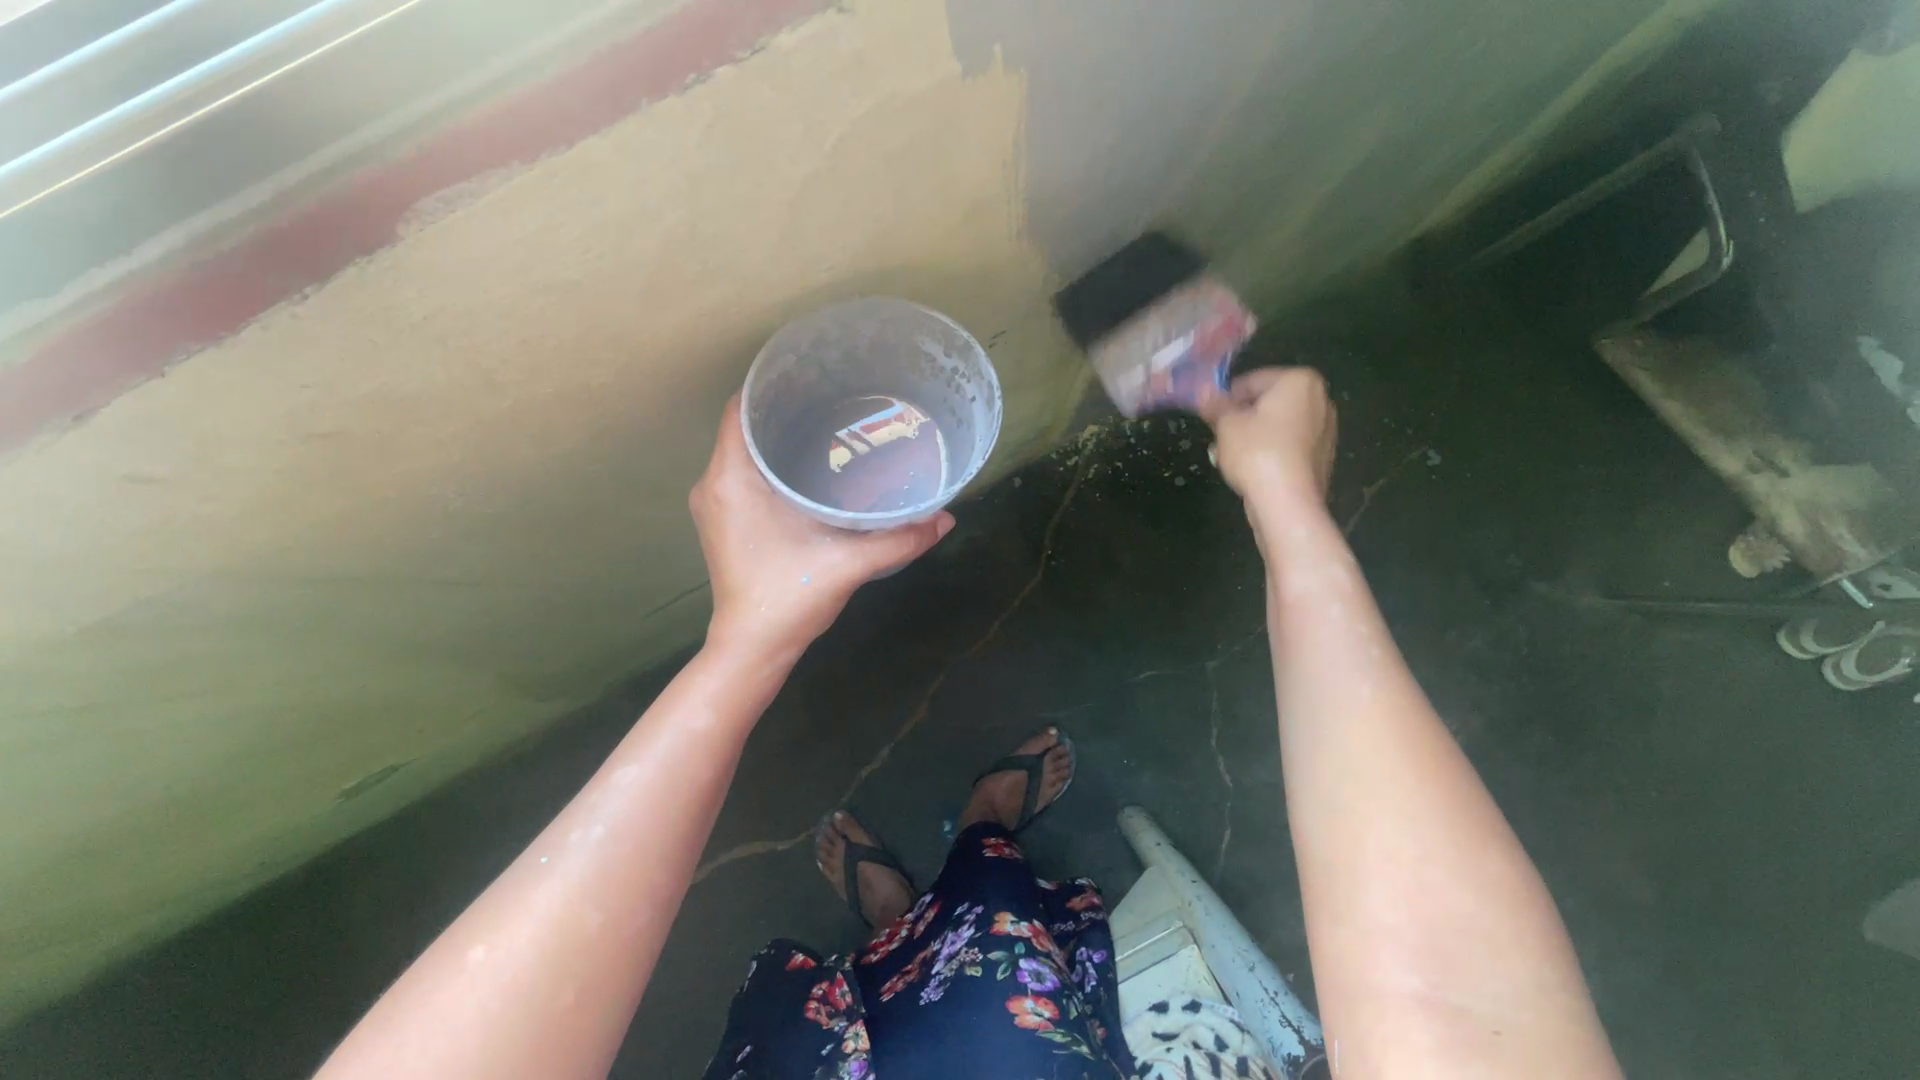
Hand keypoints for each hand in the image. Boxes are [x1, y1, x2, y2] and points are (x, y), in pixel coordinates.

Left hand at [690, 396, 954, 660]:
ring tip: (827, 424)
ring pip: (743, 451)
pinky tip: (810, 467)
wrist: (752, 648)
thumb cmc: (788, 598)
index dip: (773, 384)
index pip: (741, 407)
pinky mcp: (723, 522)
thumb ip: (900, 539)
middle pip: (744, 426)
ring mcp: (714, 505)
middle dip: (785, 408)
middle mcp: (713, 484)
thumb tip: (946, 518)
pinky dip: (771, 463)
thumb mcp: (849, 563)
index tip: (813, 374)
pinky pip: (744, 473)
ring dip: (778, 436)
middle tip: (834, 397)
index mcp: (731, 479)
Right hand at [1199, 367, 1337, 500]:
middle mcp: (1320, 399)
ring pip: (1278, 425)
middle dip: (1242, 418)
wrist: (1286, 501)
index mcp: (1299, 381)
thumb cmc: (1256, 451)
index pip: (1252, 381)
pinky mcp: (1323, 456)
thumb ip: (1216, 404)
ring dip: (1253, 436)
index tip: (1210, 416)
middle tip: (1219, 436)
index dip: (1226, 399)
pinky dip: (1270, 451)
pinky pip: (1289, 445)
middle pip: (1268, 403)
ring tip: (1230, 456)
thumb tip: (1204, 390)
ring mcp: (1325, 429)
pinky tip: (1252, 469)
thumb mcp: (1226, 424)